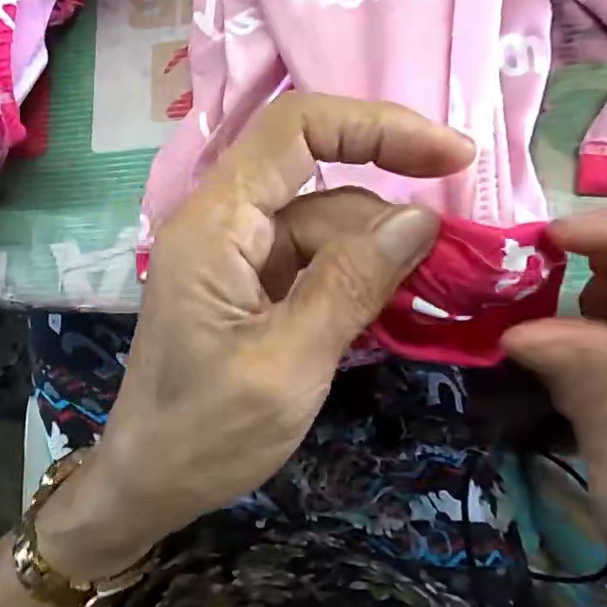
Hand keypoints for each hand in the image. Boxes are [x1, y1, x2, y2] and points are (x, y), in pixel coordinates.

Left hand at [36, 93, 475, 579]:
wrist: (150, 480)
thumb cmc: (206, 433)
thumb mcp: (289, 363)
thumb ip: (351, 283)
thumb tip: (420, 217)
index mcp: (213, 226)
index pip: (293, 130)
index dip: (376, 125)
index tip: (452, 156)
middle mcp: (217, 225)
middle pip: (313, 177)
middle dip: (386, 205)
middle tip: (456, 251)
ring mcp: (230, 256)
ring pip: (317, 222)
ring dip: (374, 248)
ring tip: (430, 289)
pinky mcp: (243, 287)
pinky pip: (307, 259)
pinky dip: (350, 274)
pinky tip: (388, 302)